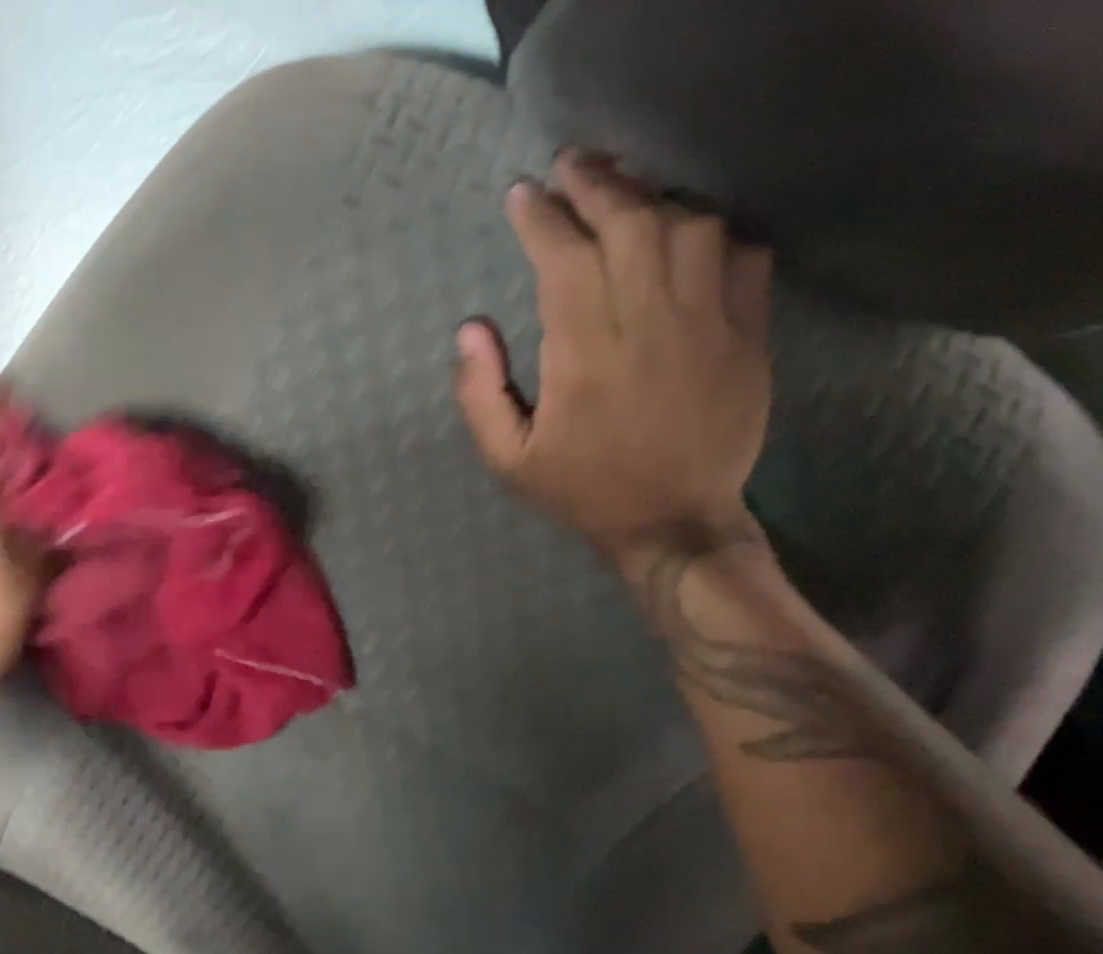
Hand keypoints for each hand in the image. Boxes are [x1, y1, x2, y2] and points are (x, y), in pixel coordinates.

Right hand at [455, 150, 774, 578]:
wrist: (676, 521)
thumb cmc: (582, 488)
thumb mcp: (507, 457)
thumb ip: (479, 392)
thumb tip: (471, 327)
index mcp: (585, 353)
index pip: (565, 258)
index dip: (541, 217)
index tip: (522, 194)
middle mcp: (649, 323)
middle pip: (630, 222)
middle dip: (596, 182)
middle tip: (571, 164)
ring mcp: (710, 323)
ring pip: (690, 226)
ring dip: (653, 197)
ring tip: (624, 187)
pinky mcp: (749, 333)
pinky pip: (743, 254)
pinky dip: (714, 229)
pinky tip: (687, 230)